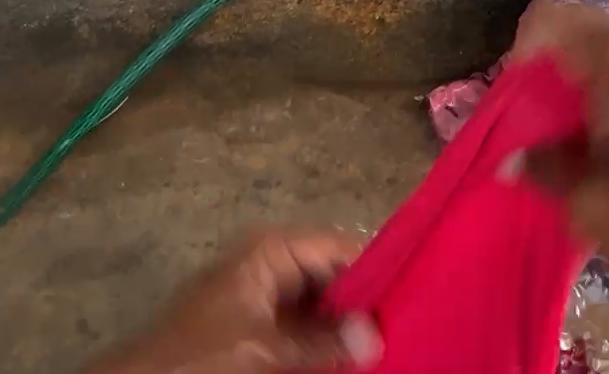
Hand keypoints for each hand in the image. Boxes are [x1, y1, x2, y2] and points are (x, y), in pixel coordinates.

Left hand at [88, 230, 382, 373]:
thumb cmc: (197, 359)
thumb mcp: (263, 351)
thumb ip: (321, 343)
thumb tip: (377, 336)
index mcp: (272, 250)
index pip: (339, 246)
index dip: (374, 270)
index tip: (410, 294)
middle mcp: (271, 264)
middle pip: (332, 274)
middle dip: (361, 302)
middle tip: (401, 326)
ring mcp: (261, 298)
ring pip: (319, 306)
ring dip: (343, 329)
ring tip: (384, 345)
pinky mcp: (254, 330)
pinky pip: (300, 330)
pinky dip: (321, 346)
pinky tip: (345, 362)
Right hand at [522, 1, 608, 372]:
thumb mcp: (608, 217)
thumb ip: (551, 171)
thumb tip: (511, 156)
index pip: (555, 13)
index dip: (521, 50)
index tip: (511, 99)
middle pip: (583, 30)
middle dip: (549, 73)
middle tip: (533, 129)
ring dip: (581, 87)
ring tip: (570, 146)